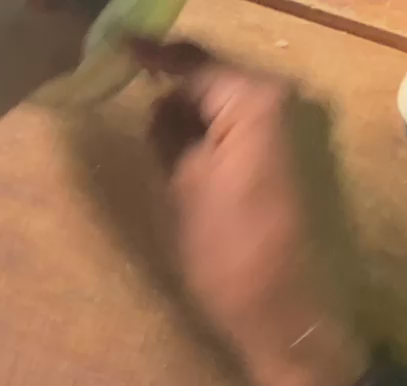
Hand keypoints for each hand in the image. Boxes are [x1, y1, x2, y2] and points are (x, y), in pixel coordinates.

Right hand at [135, 40, 368, 385]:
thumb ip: (170, 137)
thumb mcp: (185, 191)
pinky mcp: (288, 166)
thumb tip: (159, 106)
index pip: (196, 62)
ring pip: (227, 108)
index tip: (116, 48)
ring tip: (148, 125)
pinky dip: (209, 137)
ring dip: (190, 114)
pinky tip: (179, 153)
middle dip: (172, 85)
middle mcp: (283, 104)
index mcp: (256, 101)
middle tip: (127, 89)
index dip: (153, 56)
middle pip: (216, 79)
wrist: (282, 315)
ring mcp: (290, 135)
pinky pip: (239, 134)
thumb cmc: (228, 255)